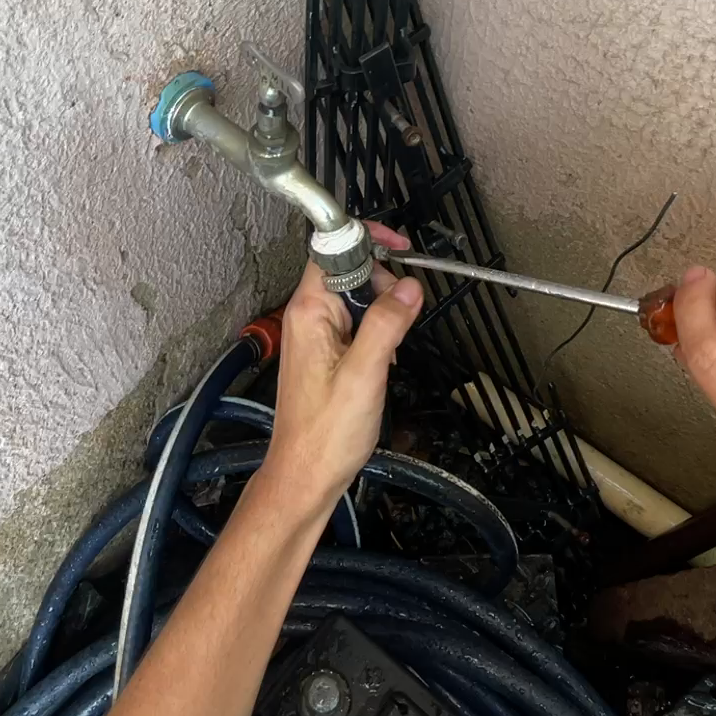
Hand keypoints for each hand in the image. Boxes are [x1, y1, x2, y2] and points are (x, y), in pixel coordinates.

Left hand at [262, 221, 423, 515]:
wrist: (307, 476)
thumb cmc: (325, 435)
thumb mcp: (364, 373)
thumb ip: (387, 324)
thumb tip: (409, 286)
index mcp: (309, 312)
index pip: (332, 249)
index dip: (366, 239)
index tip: (398, 245)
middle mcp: (308, 317)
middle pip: (349, 270)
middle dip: (383, 281)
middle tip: (404, 309)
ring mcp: (317, 335)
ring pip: (356, 297)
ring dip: (383, 310)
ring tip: (392, 346)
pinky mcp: (327, 352)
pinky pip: (357, 323)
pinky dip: (378, 331)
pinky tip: (384, 359)